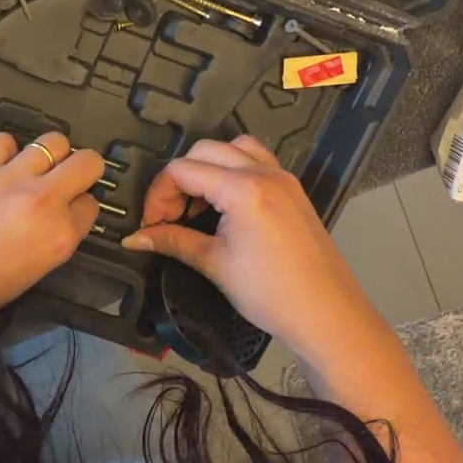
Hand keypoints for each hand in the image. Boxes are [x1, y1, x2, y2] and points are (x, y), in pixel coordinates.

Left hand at [0, 131, 103, 317]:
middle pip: (88, 163)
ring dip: (52, 153)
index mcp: (60, 235)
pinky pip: (5, 141)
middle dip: (85, 170)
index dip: (82, 207)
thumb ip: (53, 242)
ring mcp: (11, 178)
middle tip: (69, 178)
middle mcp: (43, 200)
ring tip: (38, 167)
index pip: (92, 205)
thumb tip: (58, 222)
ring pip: (53, 141)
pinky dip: (7, 150)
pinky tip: (1, 164)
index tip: (70, 210)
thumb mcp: (31, 275)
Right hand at [122, 136, 382, 349]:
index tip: (151, 226)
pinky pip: (256, 160)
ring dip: (206, 168)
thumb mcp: (214, 264)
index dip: (158, 195)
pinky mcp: (292, 190)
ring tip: (197, 204)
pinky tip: (224, 202)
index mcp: (242, 189)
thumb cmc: (271, 293)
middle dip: (178, 180)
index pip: (182, 170)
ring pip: (232, 148)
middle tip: (169, 217)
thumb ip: (172, 241)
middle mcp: (263, 173)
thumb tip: (133, 239)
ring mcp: (282, 178)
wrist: (328, 315)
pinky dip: (232, 169)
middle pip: (203, 151)